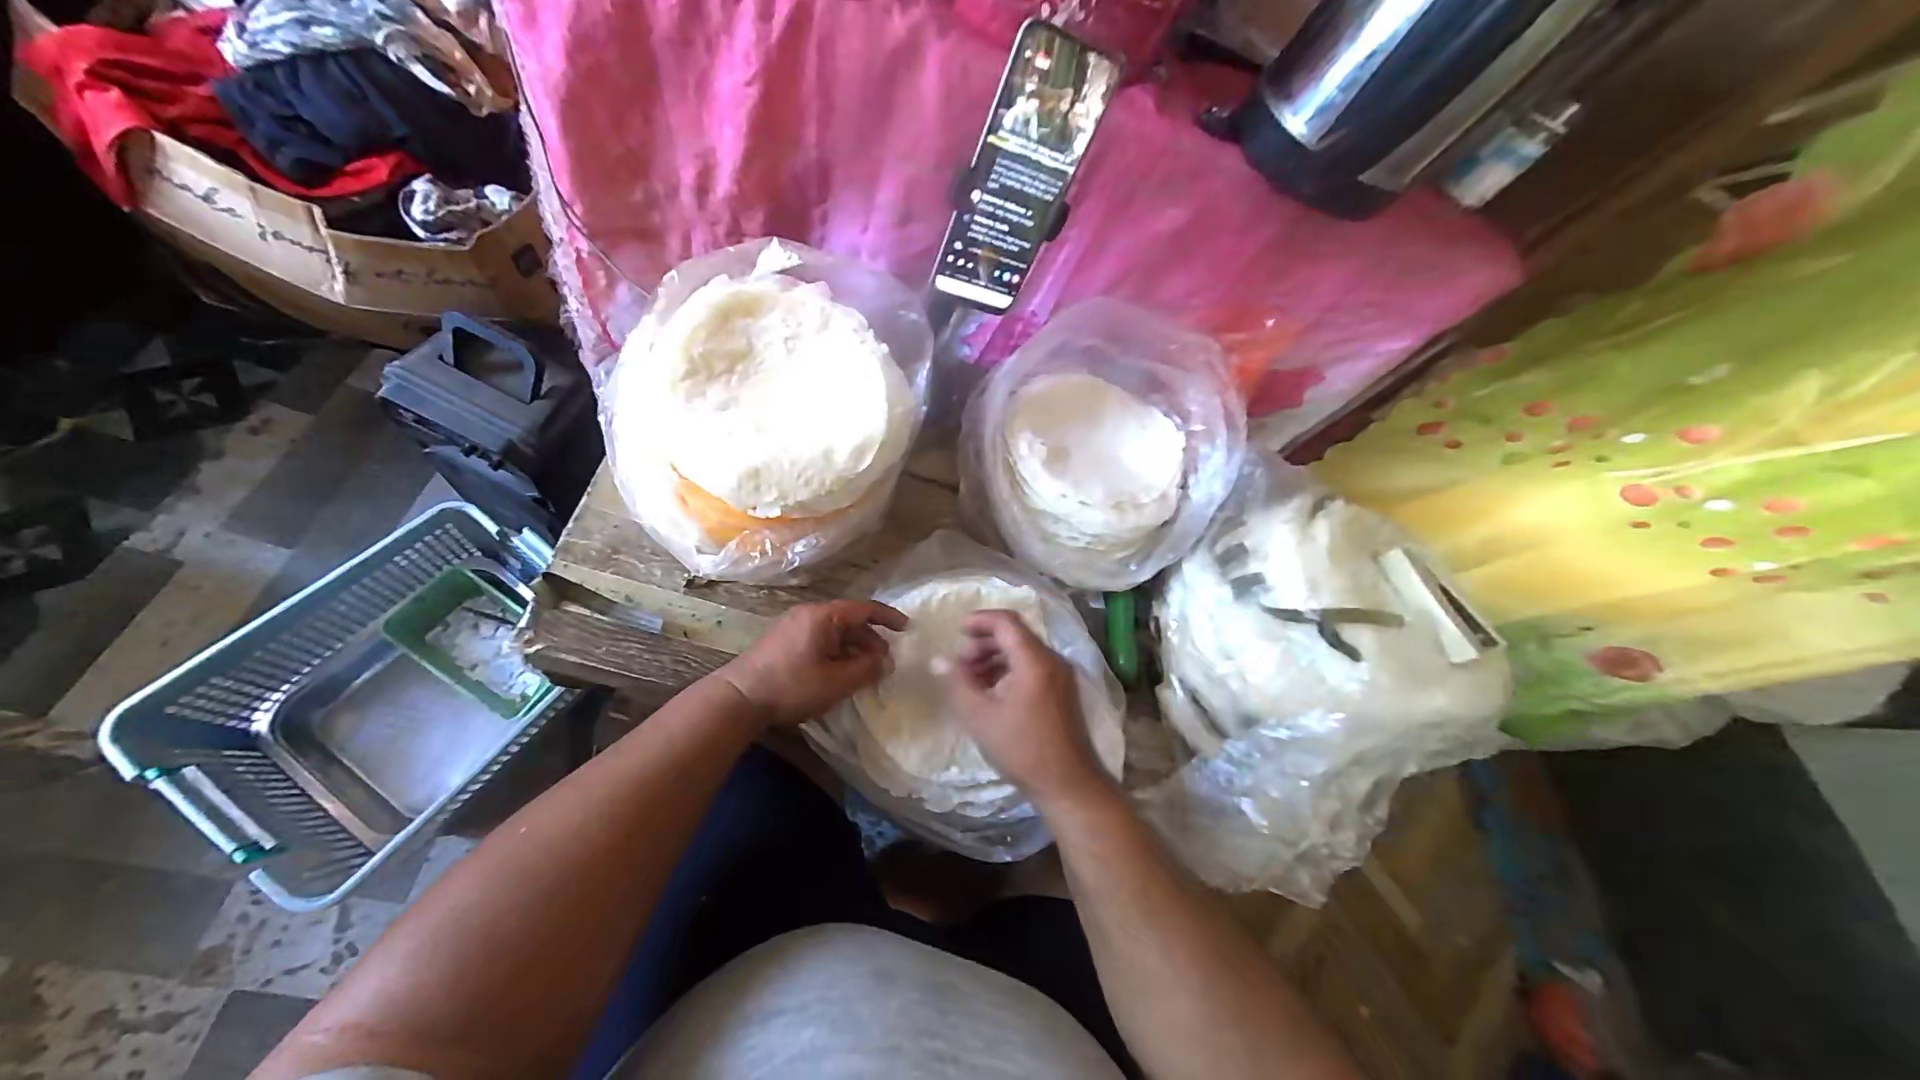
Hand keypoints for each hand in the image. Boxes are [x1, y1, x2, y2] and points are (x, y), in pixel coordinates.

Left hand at [717, 600, 908, 727]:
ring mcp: (792, 627)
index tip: (907, 628)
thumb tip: (887, 661)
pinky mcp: (783, 642)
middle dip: (871, 639)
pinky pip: (819, 640)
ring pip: (834, 632)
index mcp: (823, 616)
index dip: (888, 617)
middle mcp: (808, 614)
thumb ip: (867, 669)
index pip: (864, 609)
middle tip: (885, 662)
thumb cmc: (792, 686)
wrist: (739, 699)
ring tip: (865, 671)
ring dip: (853, 648)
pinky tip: (840, 673)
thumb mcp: (837, 681)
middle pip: (849, 620)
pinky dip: (836, 652)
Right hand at [946, 610, 1112, 810]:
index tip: (957, 631)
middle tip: (961, 664)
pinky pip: (1033, 667)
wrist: (1068, 784)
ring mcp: (1061, 676)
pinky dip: (1010, 670)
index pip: (1006, 621)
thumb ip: (957, 682)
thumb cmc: (1021, 748)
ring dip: (995, 658)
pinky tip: (993, 693)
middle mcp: (1052, 660)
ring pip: (1024, 652)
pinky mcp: (1063, 692)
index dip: (979, 620)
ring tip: (972, 681)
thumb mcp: (979, 715)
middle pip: (1015, 635)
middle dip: (984, 643)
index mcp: (1034, 660)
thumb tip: (939, 659)